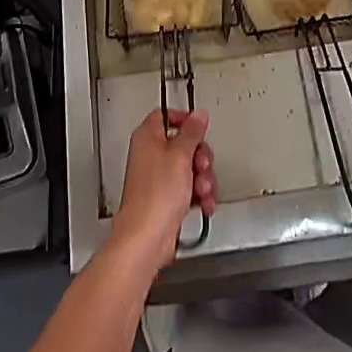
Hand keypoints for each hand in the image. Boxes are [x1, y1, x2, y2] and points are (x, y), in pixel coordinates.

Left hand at [109, 109, 215, 269]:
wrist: (148, 235)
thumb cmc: (155, 197)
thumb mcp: (180, 155)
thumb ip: (192, 132)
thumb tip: (198, 115)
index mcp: (148, 136)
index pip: (166, 115)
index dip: (184, 119)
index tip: (199, 127)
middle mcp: (150, 154)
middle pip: (184, 143)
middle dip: (200, 156)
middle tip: (201, 164)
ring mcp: (158, 177)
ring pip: (190, 167)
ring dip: (203, 178)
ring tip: (201, 189)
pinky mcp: (166, 197)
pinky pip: (189, 188)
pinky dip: (199, 194)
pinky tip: (203, 203)